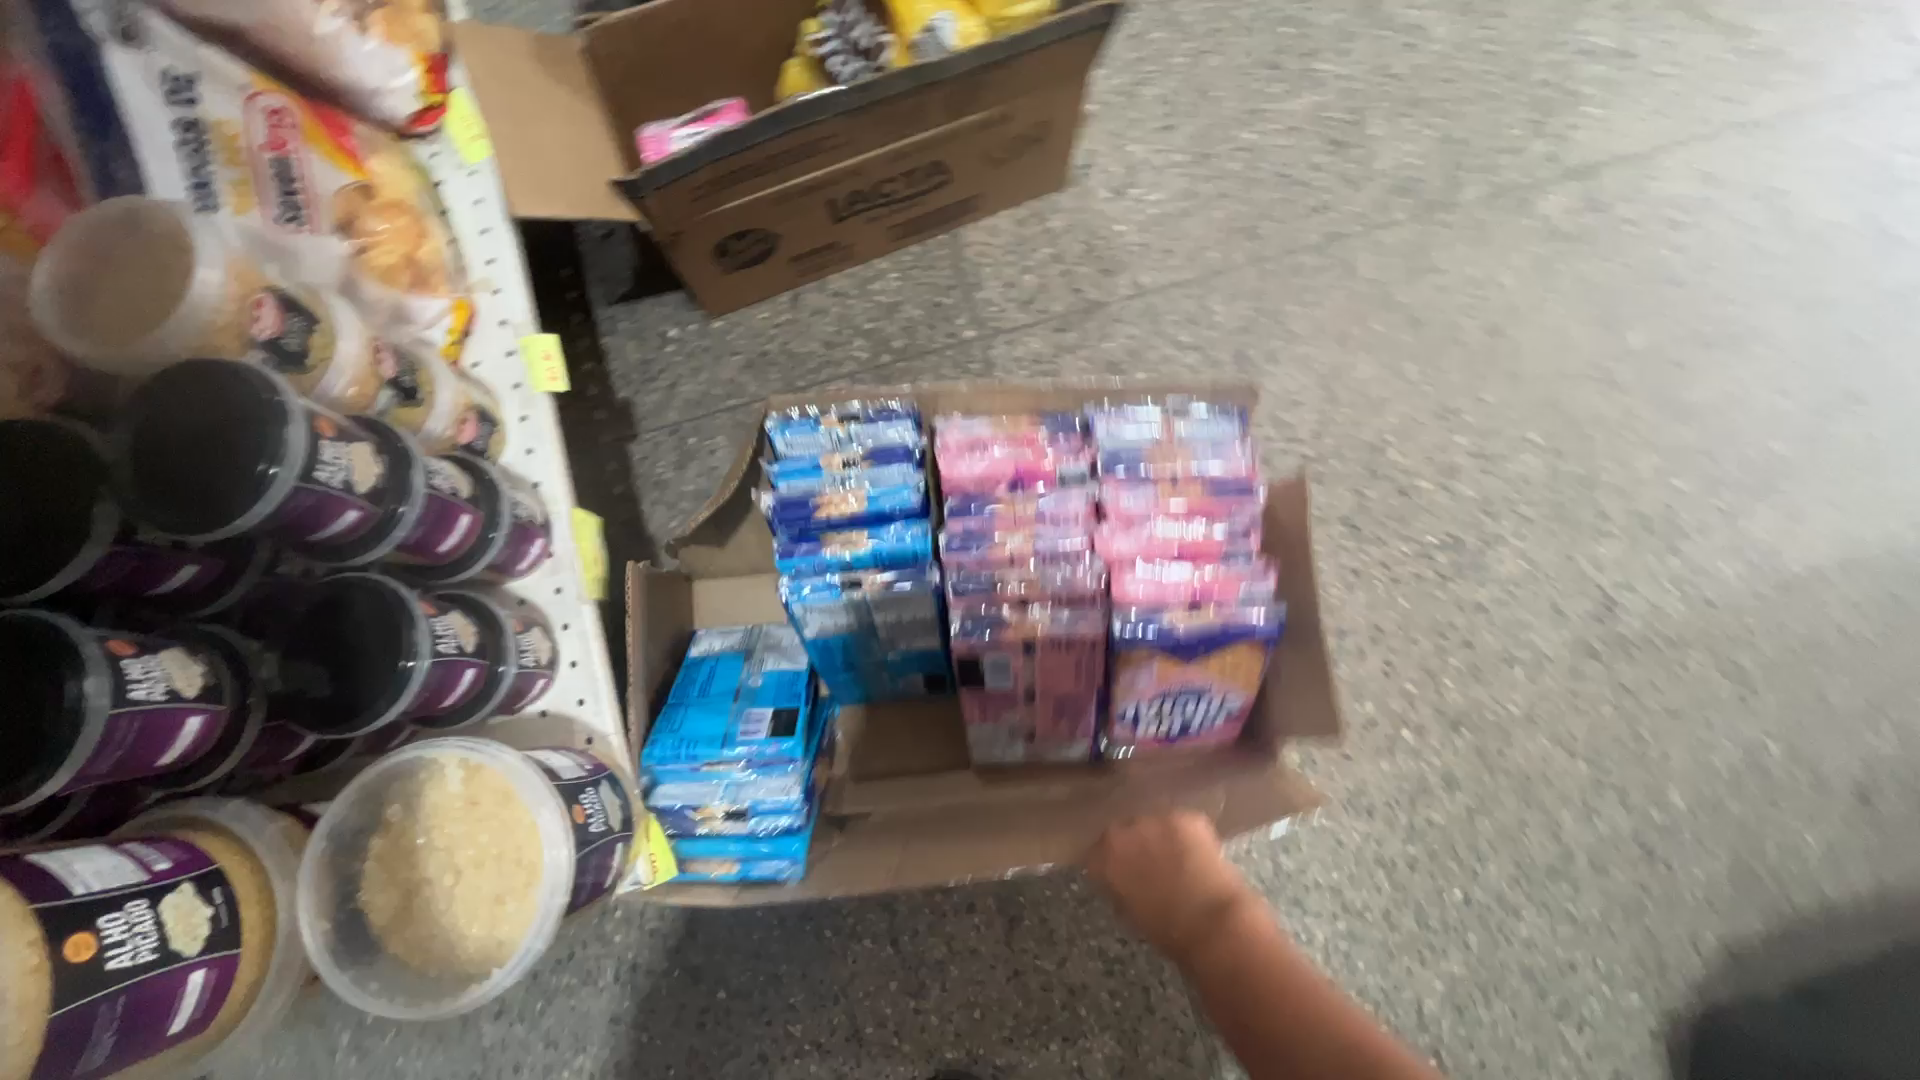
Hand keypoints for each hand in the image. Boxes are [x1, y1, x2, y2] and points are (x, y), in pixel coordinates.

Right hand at [1085, 810, 1259, 962]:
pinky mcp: (1185, 816)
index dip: (1113, 861)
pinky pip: (1182, 822)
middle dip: (1136, 842)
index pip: (1098, 850)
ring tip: (1180, 858)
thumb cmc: (1168, 931)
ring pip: (1155, 822)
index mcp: (1103, 857)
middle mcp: (1122, 829)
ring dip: (1162, 836)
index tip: (1124, 871)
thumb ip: (1118, 885)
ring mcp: (1155, 818)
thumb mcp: (1128, 911)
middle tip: (1154, 863)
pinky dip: (1189, 835)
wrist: (1212, 924)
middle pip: (1124, 829)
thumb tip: (1124, 877)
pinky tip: (1199, 854)